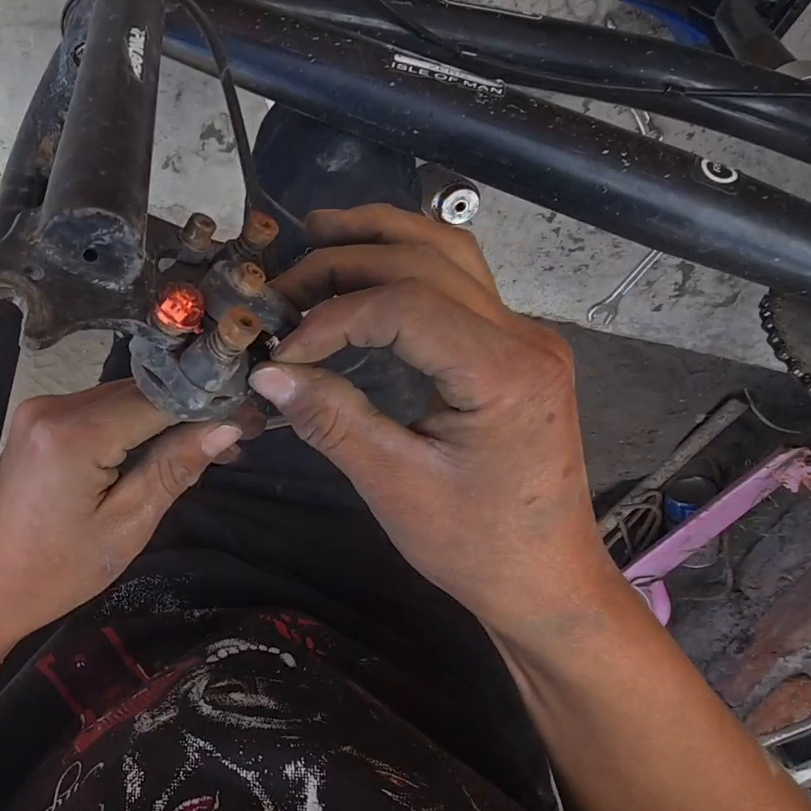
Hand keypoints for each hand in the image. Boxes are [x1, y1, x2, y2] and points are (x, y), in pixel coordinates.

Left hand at [0, 381, 250, 673]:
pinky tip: (162, 442)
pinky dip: (130, 422)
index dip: (207, 400)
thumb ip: (174, 467)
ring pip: (119, 396)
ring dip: (161, 414)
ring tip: (209, 440)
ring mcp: (39, 408)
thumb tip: (228, 426)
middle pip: (137, 390)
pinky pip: (96, 409)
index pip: (158, 395)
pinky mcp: (36, 419)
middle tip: (239, 431)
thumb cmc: (58, 571)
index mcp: (73, 433)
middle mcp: (52, 406)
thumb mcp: (127, 525)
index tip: (250, 414)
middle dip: (188, 406)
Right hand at [250, 205, 620, 637]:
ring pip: (450, 254)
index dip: (331, 317)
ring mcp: (523, 337)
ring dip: (381, 237)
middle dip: (343, 263)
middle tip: (279, 289)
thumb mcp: (394, 486)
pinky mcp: (511, 349)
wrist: (544, 579)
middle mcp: (522, 337)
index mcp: (502, 372)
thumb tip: (266, 371)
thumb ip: (331, 419)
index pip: (405, 305)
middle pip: (426, 262)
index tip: (280, 353)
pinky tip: (367, 263)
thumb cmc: (473, 544)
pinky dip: (406, 262)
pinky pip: (459, 282)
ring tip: (319, 231)